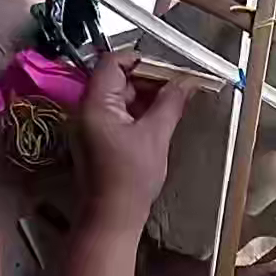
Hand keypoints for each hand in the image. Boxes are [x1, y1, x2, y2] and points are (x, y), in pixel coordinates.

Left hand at [78, 51, 192, 225]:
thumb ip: (170, 103)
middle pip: (117, 78)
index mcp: (96, 104)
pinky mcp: (100, 137)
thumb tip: (186, 81)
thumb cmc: (130, 177)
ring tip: (176, 101)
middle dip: (150, 78)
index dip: (141, 59)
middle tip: (180, 86)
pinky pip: (121, 113)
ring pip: (121, 96)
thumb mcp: (156, 135)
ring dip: (148, 95)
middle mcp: (88, 109)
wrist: (112, 216)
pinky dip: (141, 111)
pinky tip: (163, 118)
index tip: (170, 69)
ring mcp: (92, 124)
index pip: (112, 63)